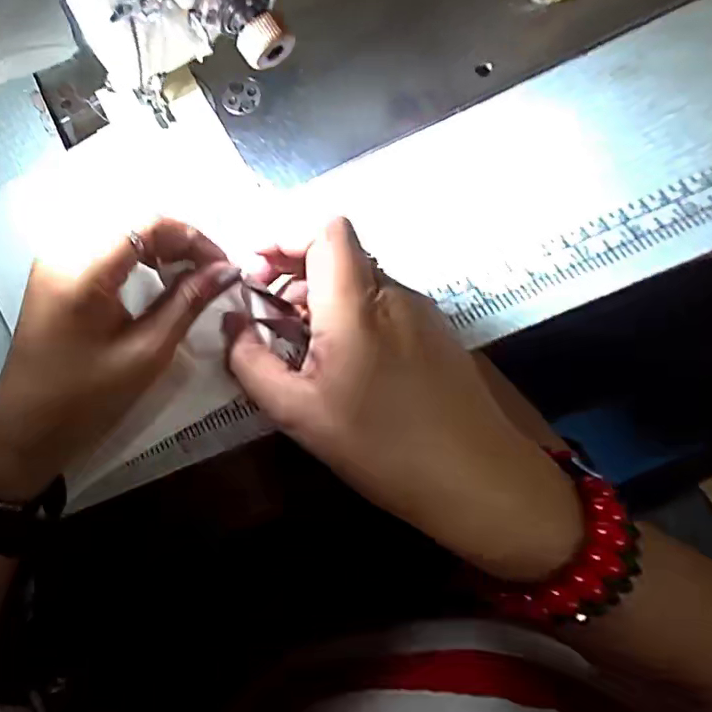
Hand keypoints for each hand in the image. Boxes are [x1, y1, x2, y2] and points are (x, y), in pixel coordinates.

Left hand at [0, 217, 239, 501]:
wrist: (25, 427)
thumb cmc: (86, 399)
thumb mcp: (146, 353)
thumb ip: (186, 302)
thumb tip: (226, 270)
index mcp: (82, 271)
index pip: (147, 224)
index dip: (192, 237)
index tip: (223, 264)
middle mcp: (62, 250)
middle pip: (133, 219)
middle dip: (178, 239)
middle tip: (210, 269)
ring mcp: (53, 257)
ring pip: (119, 226)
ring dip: (158, 243)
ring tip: (189, 272)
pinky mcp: (53, 268)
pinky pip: (102, 242)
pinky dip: (135, 250)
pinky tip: (156, 272)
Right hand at [223, 217, 582, 580]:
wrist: (479, 480)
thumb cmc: (381, 446)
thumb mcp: (297, 412)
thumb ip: (251, 361)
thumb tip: (232, 324)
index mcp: (356, 303)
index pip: (328, 231)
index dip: (286, 240)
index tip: (256, 274)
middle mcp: (392, 292)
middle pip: (339, 254)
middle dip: (294, 273)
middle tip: (265, 313)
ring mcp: (420, 310)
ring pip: (360, 280)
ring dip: (320, 297)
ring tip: (297, 343)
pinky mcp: (435, 331)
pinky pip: (382, 303)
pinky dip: (351, 314)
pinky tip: (341, 361)